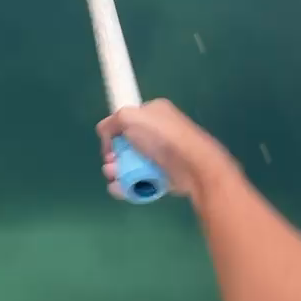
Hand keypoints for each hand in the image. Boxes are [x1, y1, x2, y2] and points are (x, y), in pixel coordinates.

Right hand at [97, 99, 238, 200]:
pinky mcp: (161, 176)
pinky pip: (137, 180)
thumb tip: (106, 135)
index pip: (125, 121)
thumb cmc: (162, 136)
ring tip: (114, 176)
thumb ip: (111, 122)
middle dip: (112, 156)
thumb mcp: (129, 116)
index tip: (110, 145)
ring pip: (127, 164)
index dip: (114, 132)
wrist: (193, 165)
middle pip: (123, 145)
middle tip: (111, 163)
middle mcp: (157, 132)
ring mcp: (159, 155)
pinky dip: (125, 185)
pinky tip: (119, 188)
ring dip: (114, 171)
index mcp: (153, 113)